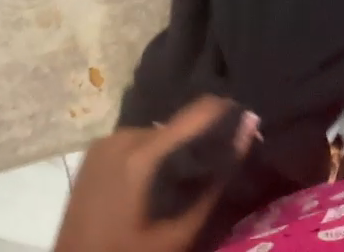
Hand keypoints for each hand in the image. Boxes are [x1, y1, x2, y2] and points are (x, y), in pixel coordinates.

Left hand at [55, 96, 258, 251]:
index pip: (198, 111)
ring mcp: (105, 141)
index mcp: (143, 155)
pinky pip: (136, 141)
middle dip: (199, 140)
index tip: (247, 123)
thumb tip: (250, 128)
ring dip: (174, 148)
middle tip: (213, 167)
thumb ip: (217, 179)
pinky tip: (153, 182)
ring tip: (181, 179)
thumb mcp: (181, 232)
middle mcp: (123, 136)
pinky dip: (151, 153)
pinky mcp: (94, 150)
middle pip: (178, 124)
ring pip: (158, 132)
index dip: (227, 112)